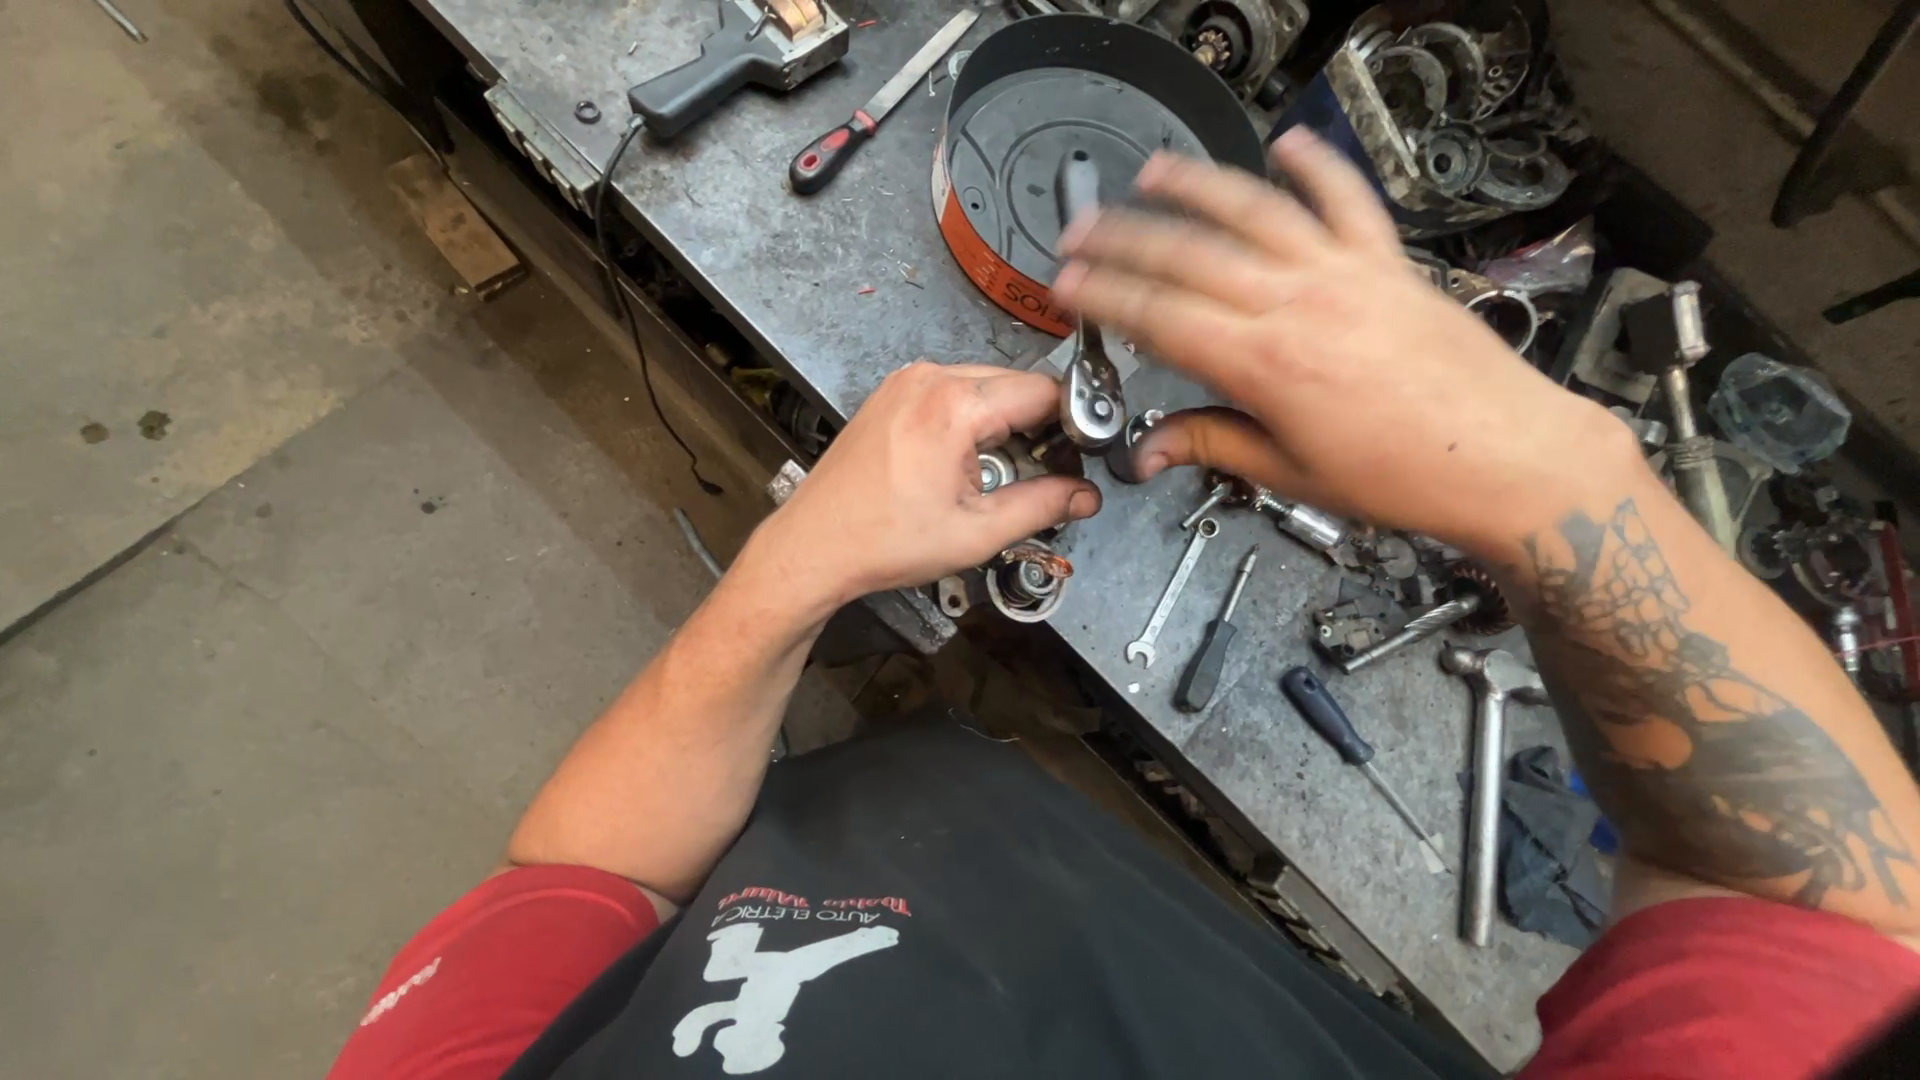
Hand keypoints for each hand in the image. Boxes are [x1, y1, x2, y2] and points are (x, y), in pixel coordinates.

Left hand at [741, 363, 1101, 613]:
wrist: (814, 545)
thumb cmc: (883, 541)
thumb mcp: (977, 532)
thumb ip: (1042, 506)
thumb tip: (1084, 495)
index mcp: (953, 405)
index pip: (1041, 391)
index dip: (1070, 422)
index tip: (1080, 452)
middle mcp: (928, 378)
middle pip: (1013, 385)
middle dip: (1037, 424)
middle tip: (1044, 471)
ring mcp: (905, 382)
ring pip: (982, 387)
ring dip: (1002, 422)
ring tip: (998, 472)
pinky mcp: (891, 395)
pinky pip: (950, 392)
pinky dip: (969, 419)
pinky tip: (965, 461)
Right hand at [1053, 128, 1639, 558]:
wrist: (1506, 458)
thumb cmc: (1406, 474)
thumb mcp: (1288, 471)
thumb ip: (1210, 445)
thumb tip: (1151, 450)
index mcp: (1266, 364)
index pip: (1160, 317)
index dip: (1105, 298)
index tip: (1071, 286)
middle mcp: (1300, 305)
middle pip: (1190, 255)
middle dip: (1124, 239)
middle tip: (1084, 229)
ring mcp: (1346, 275)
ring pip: (1256, 211)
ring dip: (1198, 187)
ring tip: (1156, 171)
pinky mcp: (1388, 264)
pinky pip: (1346, 199)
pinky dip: (1315, 166)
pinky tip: (1288, 145)